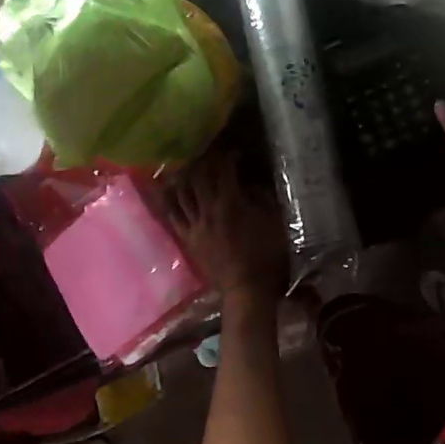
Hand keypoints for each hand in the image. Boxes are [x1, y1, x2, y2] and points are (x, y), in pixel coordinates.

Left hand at [165, 156, 288, 300]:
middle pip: (199, 178)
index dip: (230, 158)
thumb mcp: (275, 223)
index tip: (237, 153)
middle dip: (205, 162)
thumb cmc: (267, 256)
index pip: (225, 171)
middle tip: (212, 157)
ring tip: (188, 167)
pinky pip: (172, 215)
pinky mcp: (187, 239)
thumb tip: (251, 184)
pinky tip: (169, 190)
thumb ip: (262, 199)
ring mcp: (193, 225)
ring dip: (184, 176)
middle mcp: (206, 210)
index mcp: (230, 204)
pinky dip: (169, 199)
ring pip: (181, 193)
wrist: (247, 290)